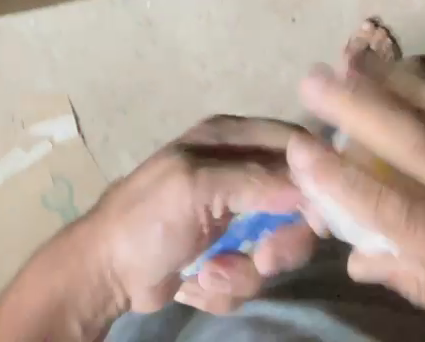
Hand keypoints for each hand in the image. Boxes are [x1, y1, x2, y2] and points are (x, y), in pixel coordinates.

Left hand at [66, 115, 318, 316]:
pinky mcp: (228, 251)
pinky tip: (199, 280)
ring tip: (211, 273)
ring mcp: (235, 214)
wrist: (107, 274)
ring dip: (247, 271)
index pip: (295, 144)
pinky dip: (228, 285)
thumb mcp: (195, 187)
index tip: (318, 217)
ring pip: (278, 246)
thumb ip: (252, 180)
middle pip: (297, 203)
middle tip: (262, 259)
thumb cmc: (146, 218)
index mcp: (231, 137)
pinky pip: (253, 273)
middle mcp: (240, 169)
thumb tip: (309, 185)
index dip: (315, 178)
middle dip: (281, 240)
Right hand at [287, 58, 424, 341]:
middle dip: (354, 103)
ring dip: (393, 74)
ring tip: (355, 56)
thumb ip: (422, 281)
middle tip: (311, 78)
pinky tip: (417, 62)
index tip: (297, 149)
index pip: (390, 210)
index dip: (337, 178)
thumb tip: (359, 256)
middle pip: (410, 138)